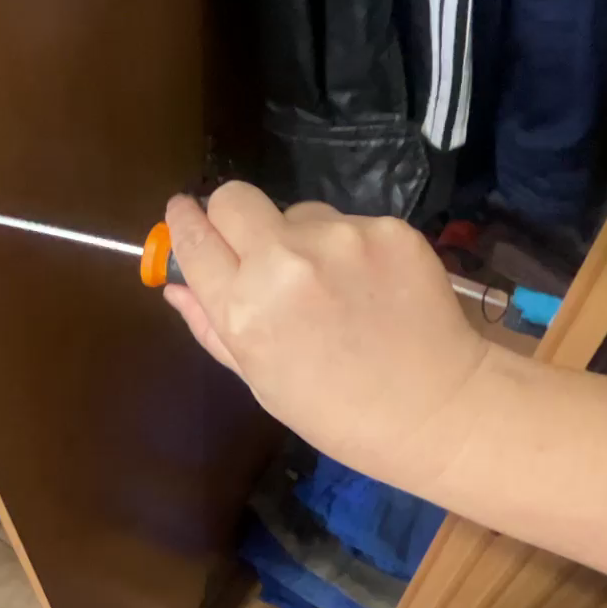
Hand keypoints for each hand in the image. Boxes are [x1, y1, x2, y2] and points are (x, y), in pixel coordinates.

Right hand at [161, 182, 502, 496]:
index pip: (193, 238)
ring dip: (298, 238)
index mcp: (243, 308)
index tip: (183, 213)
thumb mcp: (258, 378)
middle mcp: (284, 262)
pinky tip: (367, 286)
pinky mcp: (387, 228)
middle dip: (231, 215)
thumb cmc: (332, 409)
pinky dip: (346, 247)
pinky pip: (346, 222)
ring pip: (297, 211)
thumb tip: (174, 284)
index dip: (183, 222)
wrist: (432, 409)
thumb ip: (209, 325)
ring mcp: (339, 239)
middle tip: (251, 245)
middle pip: (233, 198)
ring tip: (329, 286)